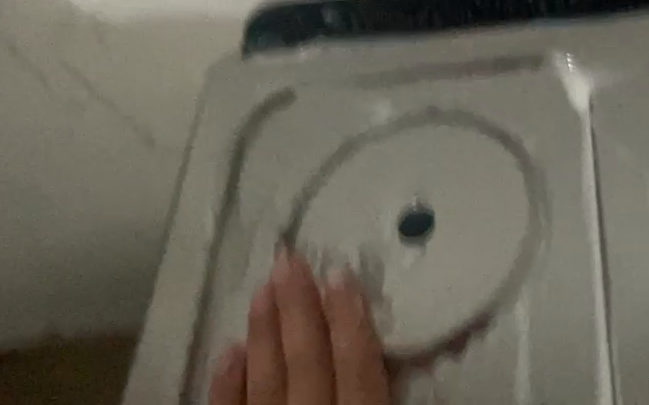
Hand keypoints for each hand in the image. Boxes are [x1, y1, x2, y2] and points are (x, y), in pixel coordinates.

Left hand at [209, 247, 390, 404]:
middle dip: (298, 310)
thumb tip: (420, 345)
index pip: (357, 364)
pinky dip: (228, 385)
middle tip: (289, 261)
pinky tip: (228, 350)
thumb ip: (396, 387)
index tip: (339, 271)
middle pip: (306, 362)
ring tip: (261, 288)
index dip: (349, 317)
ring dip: (264, 334)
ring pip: (267, 383)